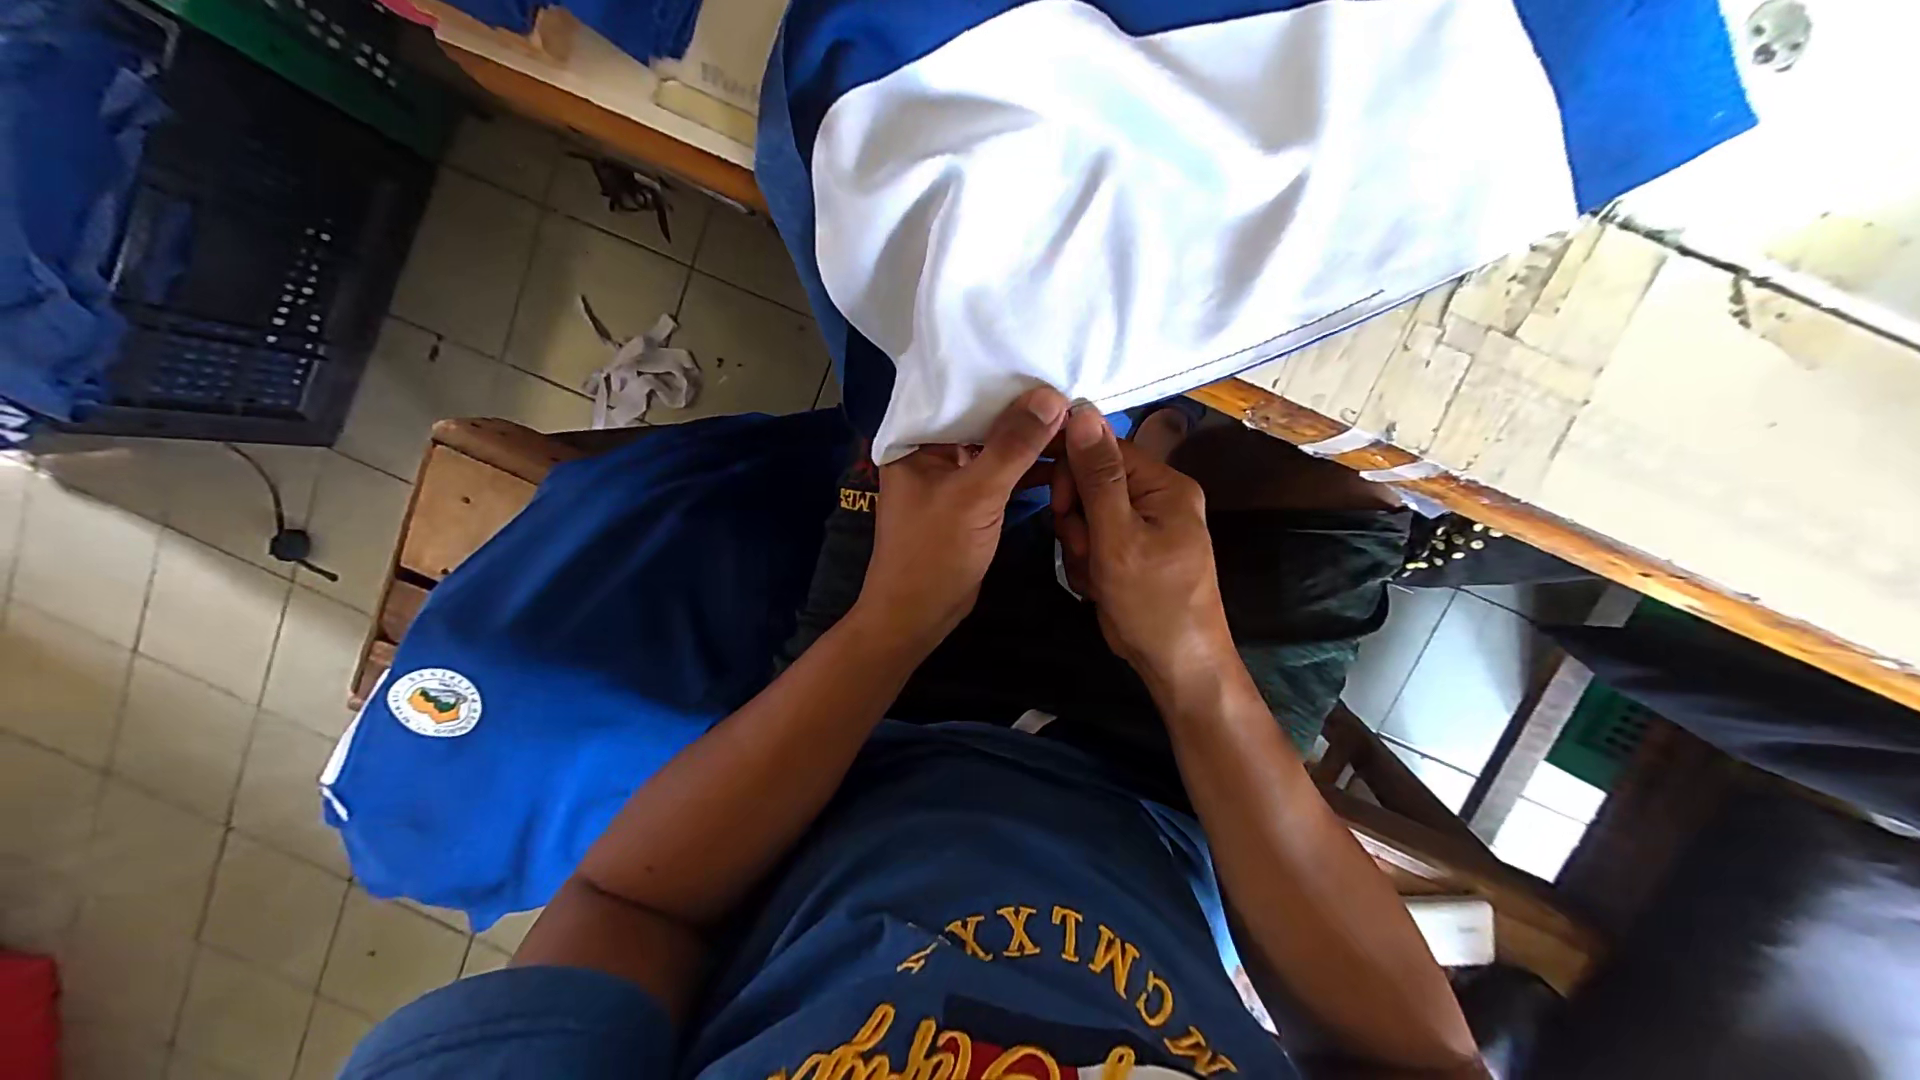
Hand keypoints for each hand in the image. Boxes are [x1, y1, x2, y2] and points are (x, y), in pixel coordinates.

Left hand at [853, 386, 1067, 650]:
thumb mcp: (975, 495)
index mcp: (914, 440)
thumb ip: (1012, 446)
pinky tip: (1061, 458)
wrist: (918, 616)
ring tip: (1073, 420)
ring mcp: (950, 476)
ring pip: (994, 446)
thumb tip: (1053, 396)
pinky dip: (1026, 467)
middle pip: (980, 418)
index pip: (958, 393)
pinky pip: (1000, 472)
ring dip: (1029, 440)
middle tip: (1068, 388)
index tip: (1045, 362)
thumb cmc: (933, 554)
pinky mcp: (968, 499)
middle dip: (1022, 409)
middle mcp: (929, 451)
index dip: (1001, 380)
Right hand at [1054, 403, 1233, 683]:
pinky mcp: (1127, 553)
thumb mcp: (1118, 536)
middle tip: (1086, 550)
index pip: (1105, 451)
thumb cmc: (1152, 601)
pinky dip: (1086, 565)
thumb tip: (1082, 411)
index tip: (1061, 507)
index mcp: (1164, 485)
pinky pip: (1090, 542)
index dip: (1074, 474)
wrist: (1174, 664)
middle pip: (1090, 485)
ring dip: (1079, 548)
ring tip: (1096, 576)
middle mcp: (1155, 499)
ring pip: (1084, 518)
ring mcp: (1141, 528)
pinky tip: (1098, 587)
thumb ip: (1098, 476)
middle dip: (1077, 521)